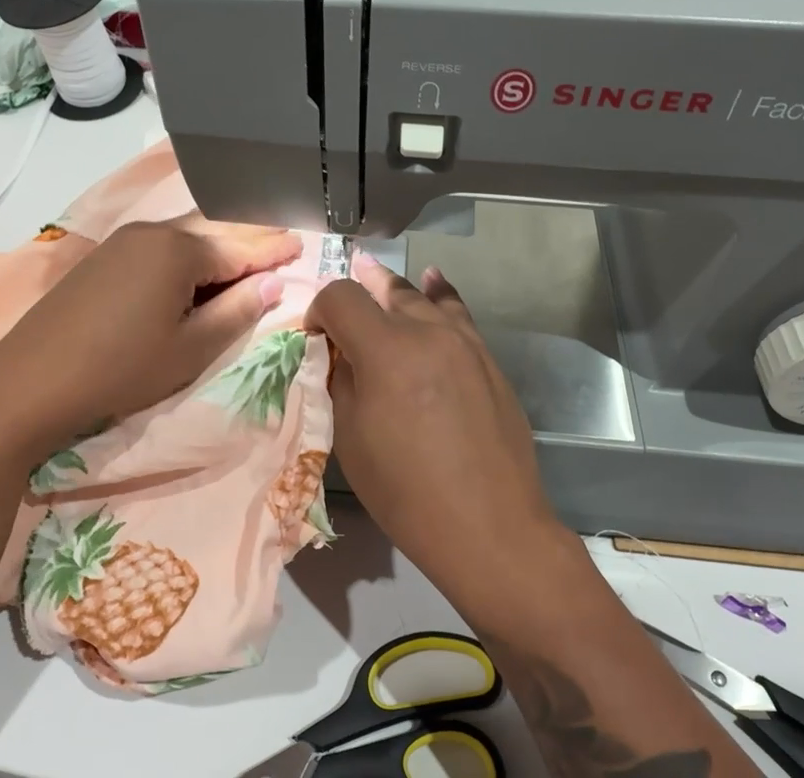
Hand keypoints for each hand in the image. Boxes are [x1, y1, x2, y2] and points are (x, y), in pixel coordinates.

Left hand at [0, 213, 301, 450]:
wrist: (28, 383)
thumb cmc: (120, 370)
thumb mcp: (190, 349)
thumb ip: (237, 311)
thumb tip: (273, 283)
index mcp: (179, 250)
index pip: (240, 248)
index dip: (273, 251)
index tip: (302, 245)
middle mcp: (153, 232)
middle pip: (213, 230)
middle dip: (249, 237)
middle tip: (283, 240)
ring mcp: (122, 241)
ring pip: (185, 233)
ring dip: (218, 242)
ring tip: (247, 250)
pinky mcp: (102, 257)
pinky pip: (159, 243)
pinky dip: (188, 250)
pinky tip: (196, 264)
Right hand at [306, 256, 563, 600]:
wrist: (488, 525)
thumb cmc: (406, 491)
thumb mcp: (351, 438)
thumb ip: (341, 383)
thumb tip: (342, 355)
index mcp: (386, 350)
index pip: (342, 298)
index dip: (319, 310)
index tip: (315, 338)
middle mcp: (428, 332)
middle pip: (385, 291)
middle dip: (358, 295)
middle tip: (341, 310)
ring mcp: (465, 342)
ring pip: (423, 299)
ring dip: (395, 292)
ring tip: (378, 279)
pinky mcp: (488, 360)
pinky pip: (458, 314)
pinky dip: (439, 296)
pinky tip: (434, 283)